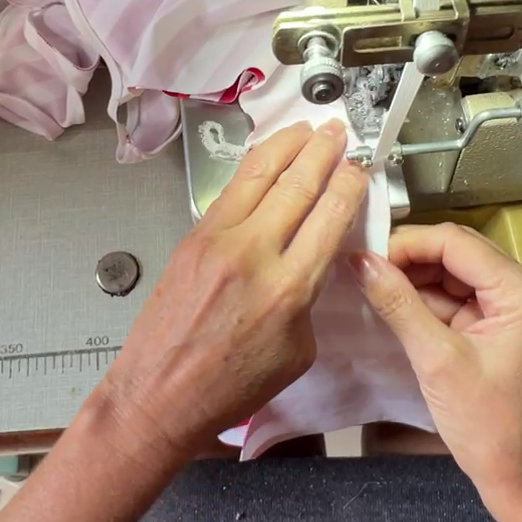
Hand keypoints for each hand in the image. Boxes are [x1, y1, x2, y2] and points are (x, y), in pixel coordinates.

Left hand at [96, 120, 369, 460]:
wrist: (160, 393)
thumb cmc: (234, 386)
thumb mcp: (298, 351)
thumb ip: (310, 296)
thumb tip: (312, 258)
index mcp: (289, 288)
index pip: (329, 216)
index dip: (350, 183)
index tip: (361, 165)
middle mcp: (253, 253)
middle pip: (296, 184)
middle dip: (321, 150)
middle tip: (337, 130)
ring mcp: (216, 239)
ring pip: (257, 175)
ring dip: (285, 145)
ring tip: (305, 128)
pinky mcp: (192, 237)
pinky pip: (230, 192)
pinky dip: (254, 168)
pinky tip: (266, 159)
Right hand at [351, 223, 521, 519]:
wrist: (519, 478)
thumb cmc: (486, 424)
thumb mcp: (436, 359)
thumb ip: (397, 302)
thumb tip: (358, 260)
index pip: (456, 243)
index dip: (407, 244)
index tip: (364, 258)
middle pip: (456, 252)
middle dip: (409, 260)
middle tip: (364, 271)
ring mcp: (514, 305)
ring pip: (452, 271)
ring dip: (413, 279)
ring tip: (373, 287)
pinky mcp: (499, 323)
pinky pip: (456, 295)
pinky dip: (425, 299)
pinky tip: (394, 304)